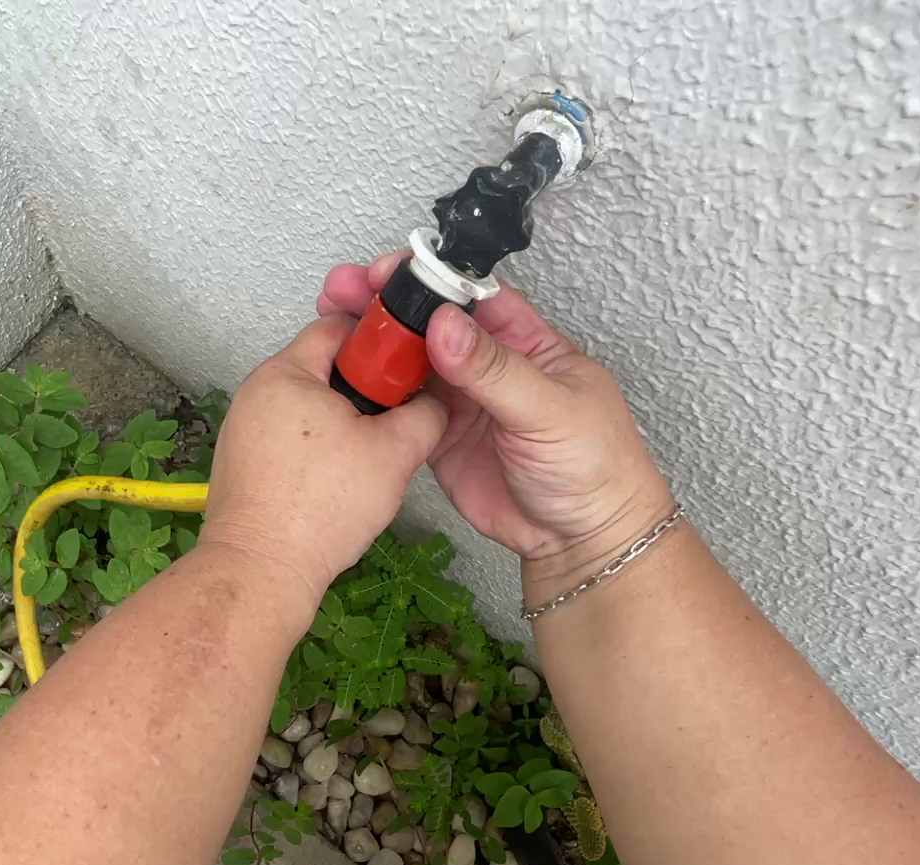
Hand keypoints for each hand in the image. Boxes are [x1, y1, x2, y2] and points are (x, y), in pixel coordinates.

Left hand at [201, 316, 447, 600]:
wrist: (262, 569)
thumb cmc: (320, 507)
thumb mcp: (394, 454)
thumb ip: (424, 415)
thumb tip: (434, 404)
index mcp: (285, 374)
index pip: (339, 328)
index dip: (382, 343)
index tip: (407, 369)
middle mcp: (254, 393)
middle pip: (322, 369)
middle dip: (363, 390)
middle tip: (394, 417)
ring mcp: (242, 430)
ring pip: (305, 408)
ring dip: (339, 423)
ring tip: (367, 455)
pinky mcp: (240, 464)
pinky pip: (287, 439)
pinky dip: (315, 449)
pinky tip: (336, 479)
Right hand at [317, 253, 671, 599]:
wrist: (576, 537)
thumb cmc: (590, 465)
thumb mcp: (548, 410)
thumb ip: (494, 370)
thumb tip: (444, 325)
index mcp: (524, 343)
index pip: (470, 298)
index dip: (428, 281)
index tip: (387, 272)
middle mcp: (485, 366)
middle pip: (428, 325)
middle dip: (386, 304)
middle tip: (342, 289)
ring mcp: (459, 403)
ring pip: (408, 364)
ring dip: (373, 345)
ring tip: (329, 325)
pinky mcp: (437, 437)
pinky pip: (400, 409)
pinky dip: (373, 394)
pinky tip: (345, 379)